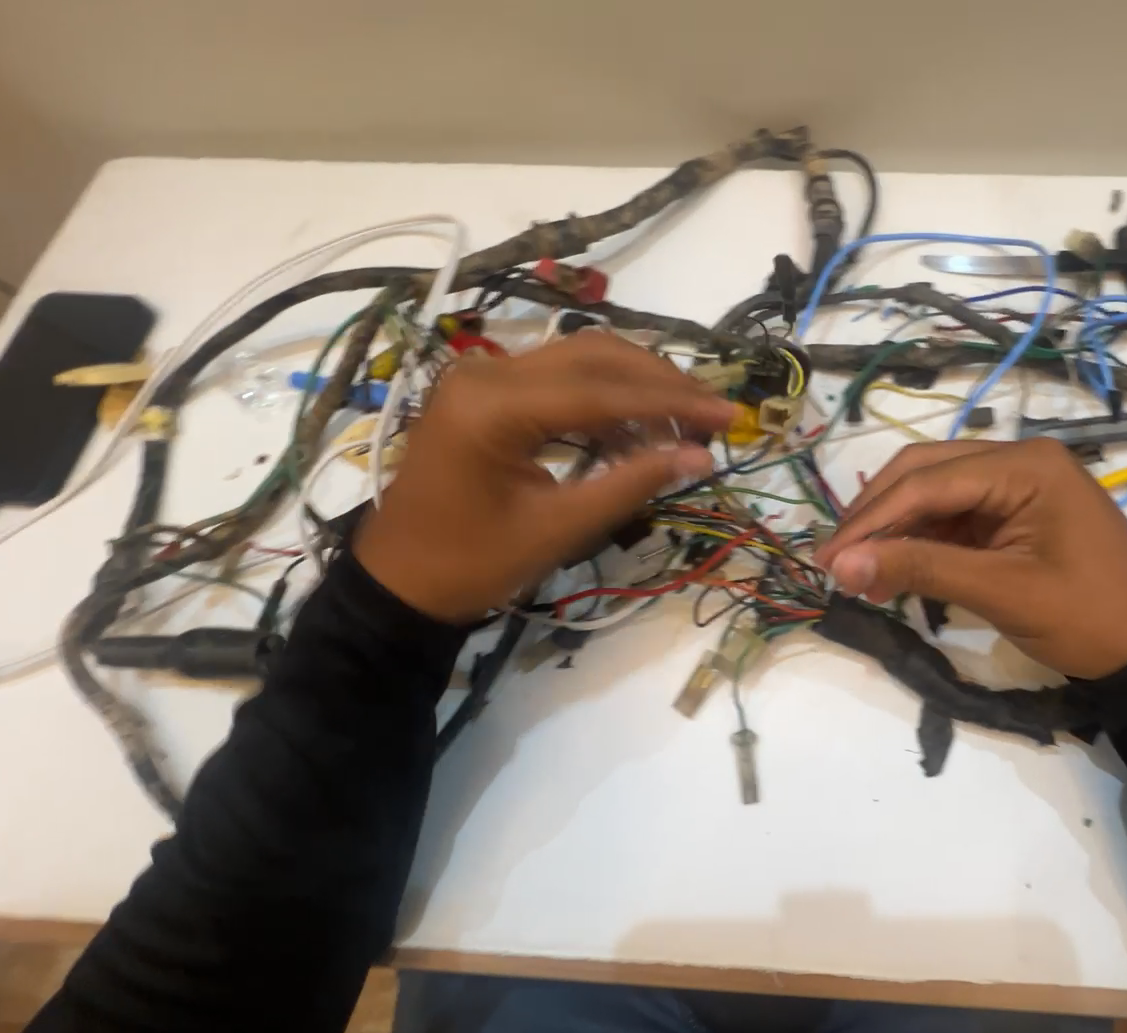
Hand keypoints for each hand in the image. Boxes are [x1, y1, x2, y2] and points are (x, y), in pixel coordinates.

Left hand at [354, 332, 735, 621]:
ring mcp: (483, 377)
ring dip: (638, 385)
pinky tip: (639, 432)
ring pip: (581, 360)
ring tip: (686, 423)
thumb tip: (701, 457)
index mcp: (493, 406)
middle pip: (595, 356)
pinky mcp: (488, 392)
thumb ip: (630, 484)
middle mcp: (486, 373)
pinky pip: (560, 380)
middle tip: (713, 416)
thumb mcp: (558, 529)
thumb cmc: (473, 564)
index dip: (672, 402)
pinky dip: (607, 400)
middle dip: (661, 383)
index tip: (728, 414)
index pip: (602, 390)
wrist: (399, 582)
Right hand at [814, 439, 1126, 677]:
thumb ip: (921, 570)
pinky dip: (924, 544)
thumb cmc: (1089, 618)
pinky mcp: (1016, 514)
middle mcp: (1020, 460)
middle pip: (926, 475)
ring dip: (897, 531)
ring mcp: (1019, 486)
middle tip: (836, 561)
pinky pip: (956, 518)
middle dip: (878, 517)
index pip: (928, 481)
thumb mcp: (1002, 592)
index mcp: (1026, 466)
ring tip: (859, 574)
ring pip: (936, 495)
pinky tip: (896, 572)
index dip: (871, 519)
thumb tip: (841, 565)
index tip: (828, 558)